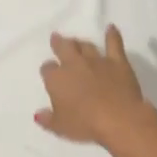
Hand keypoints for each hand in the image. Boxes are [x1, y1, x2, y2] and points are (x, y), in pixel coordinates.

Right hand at [36, 25, 156, 146]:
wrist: (118, 118)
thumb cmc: (85, 125)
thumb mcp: (60, 128)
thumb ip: (48, 119)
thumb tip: (38, 114)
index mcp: (57, 79)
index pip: (47, 69)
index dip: (48, 71)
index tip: (48, 73)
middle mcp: (74, 64)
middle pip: (64, 48)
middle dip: (59, 43)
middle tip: (57, 38)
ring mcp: (97, 60)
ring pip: (86, 46)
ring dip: (80, 42)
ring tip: (77, 41)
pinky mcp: (117, 61)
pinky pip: (114, 43)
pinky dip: (112, 35)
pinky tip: (111, 28)